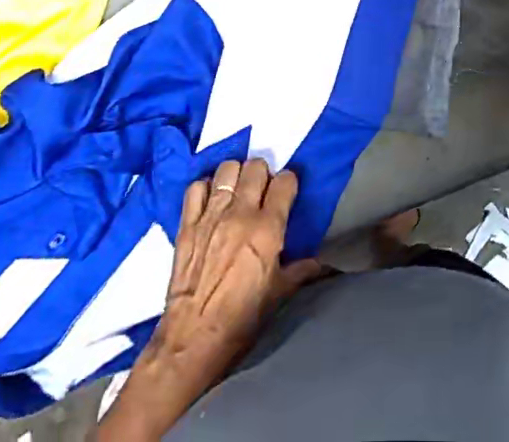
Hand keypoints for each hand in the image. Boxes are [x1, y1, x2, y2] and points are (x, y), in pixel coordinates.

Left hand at [100, 159, 325, 440]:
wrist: (191, 340)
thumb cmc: (242, 317)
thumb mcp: (281, 291)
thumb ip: (302, 268)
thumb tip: (322, 264)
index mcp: (268, 227)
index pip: (285, 180)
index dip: (288, 183)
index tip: (287, 194)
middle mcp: (240, 214)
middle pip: (255, 167)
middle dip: (263, 173)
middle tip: (263, 189)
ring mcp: (210, 218)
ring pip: (226, 170)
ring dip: (235, 175)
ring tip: (238, 190)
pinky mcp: (186, 227)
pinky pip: (195, 189)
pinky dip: (205, 188)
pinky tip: (211, 200)